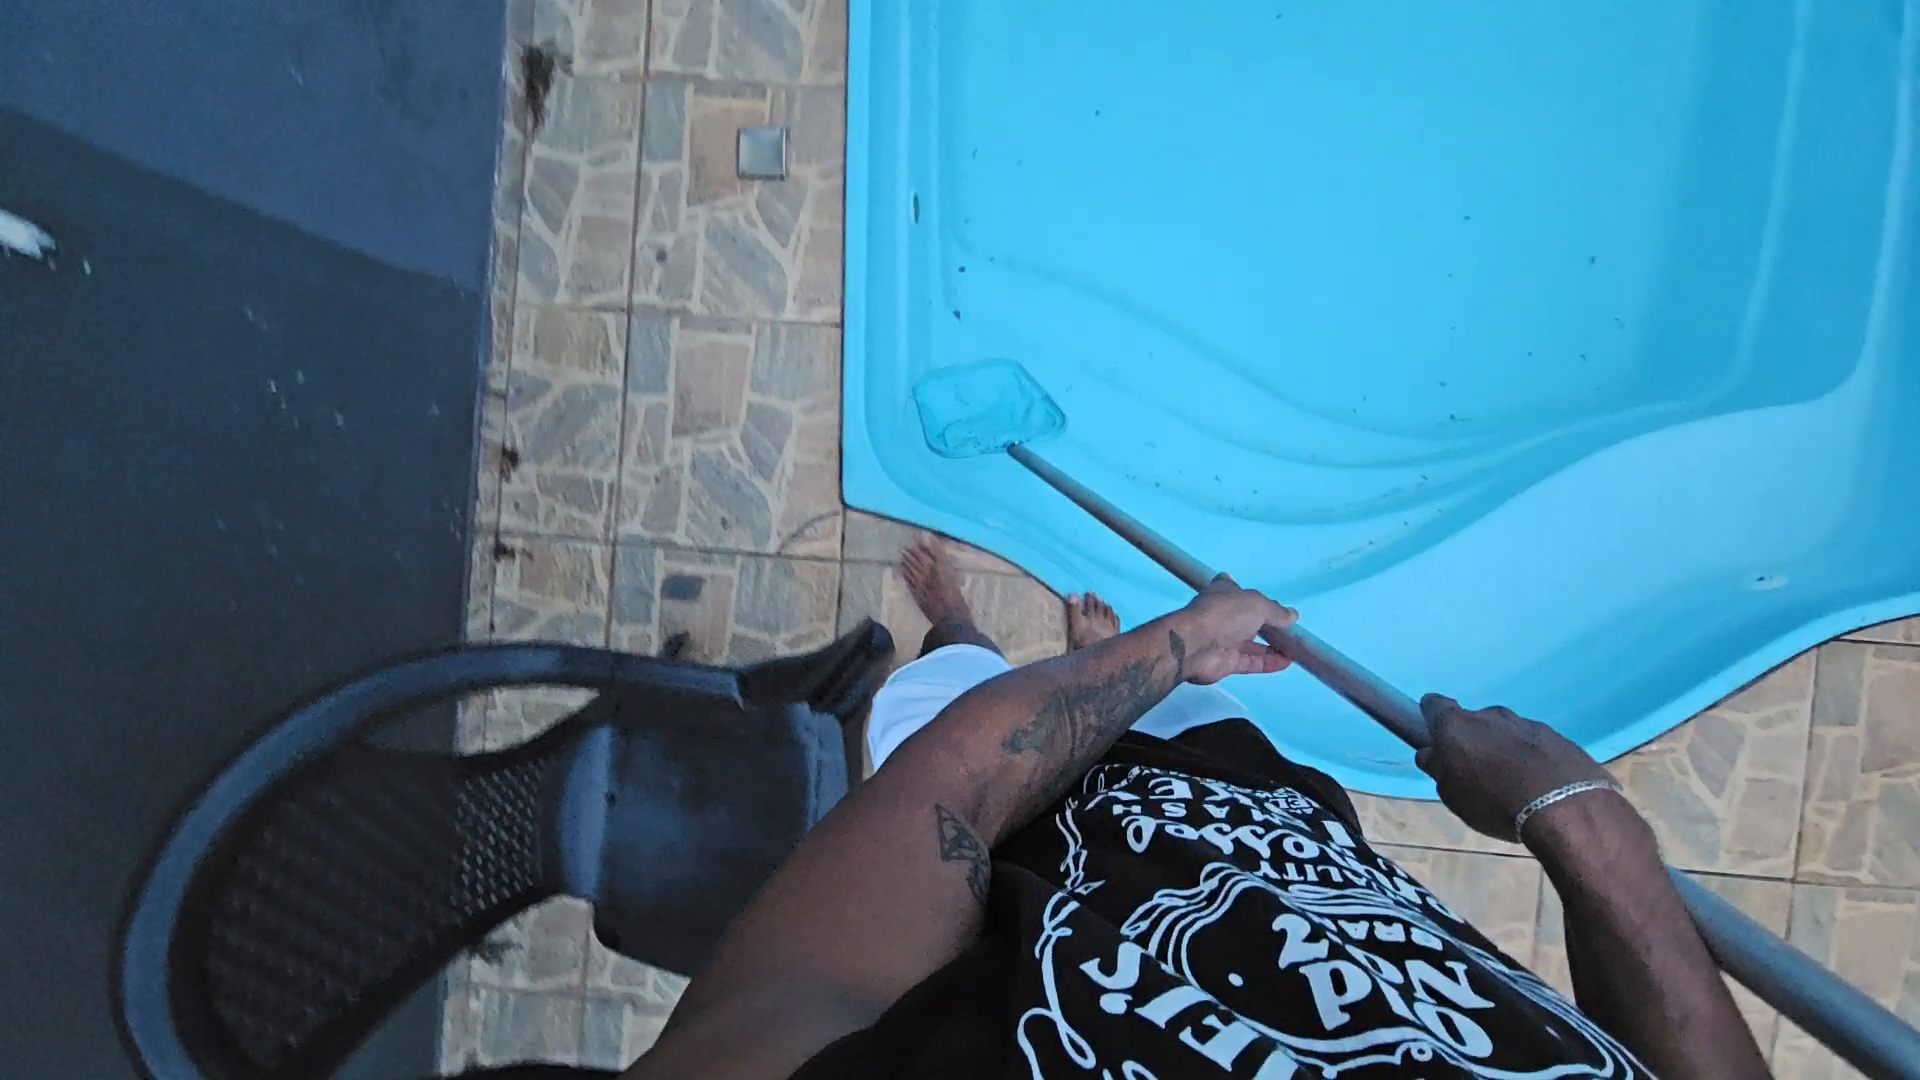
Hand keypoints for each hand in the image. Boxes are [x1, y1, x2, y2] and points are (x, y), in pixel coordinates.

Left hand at [1169, 574, 1296, 684]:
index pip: (1231, 587)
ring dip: (1272, 647)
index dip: (1242, 590)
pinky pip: (1251, 662)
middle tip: (1288, 629)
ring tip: (1296, 648)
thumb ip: (1275, 611)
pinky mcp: (1226, 662)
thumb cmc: (1225, 613)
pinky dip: (1268, 662)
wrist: (1196, 645)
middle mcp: (1221, 615)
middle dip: (1264, 623)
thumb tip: (1292, 615)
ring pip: (1251, 644)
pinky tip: (1288, 662)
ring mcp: (1222, 639)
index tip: (1259, 596)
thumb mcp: (1257, 604)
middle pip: (1245, 619)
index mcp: (1222, 592)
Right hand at [1415, 695, 1614, 841]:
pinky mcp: (1564, 740)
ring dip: (1508, 751)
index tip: (1437, 740)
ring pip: (1510, 734)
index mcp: (1456, 725)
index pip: (1434, 704)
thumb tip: (1432, 754)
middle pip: (1475, 722)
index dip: (1433, 719)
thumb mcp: (1451, 795)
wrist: (1569, 811)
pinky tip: (1545, 788)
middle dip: (1475, 741)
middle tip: (1481, 772)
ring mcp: (1530, 725)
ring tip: (1519, 786)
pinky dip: (1538, 761)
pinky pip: (1541, 747)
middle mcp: (1491, 716)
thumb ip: (1438, 769)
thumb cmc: (1495, 803)